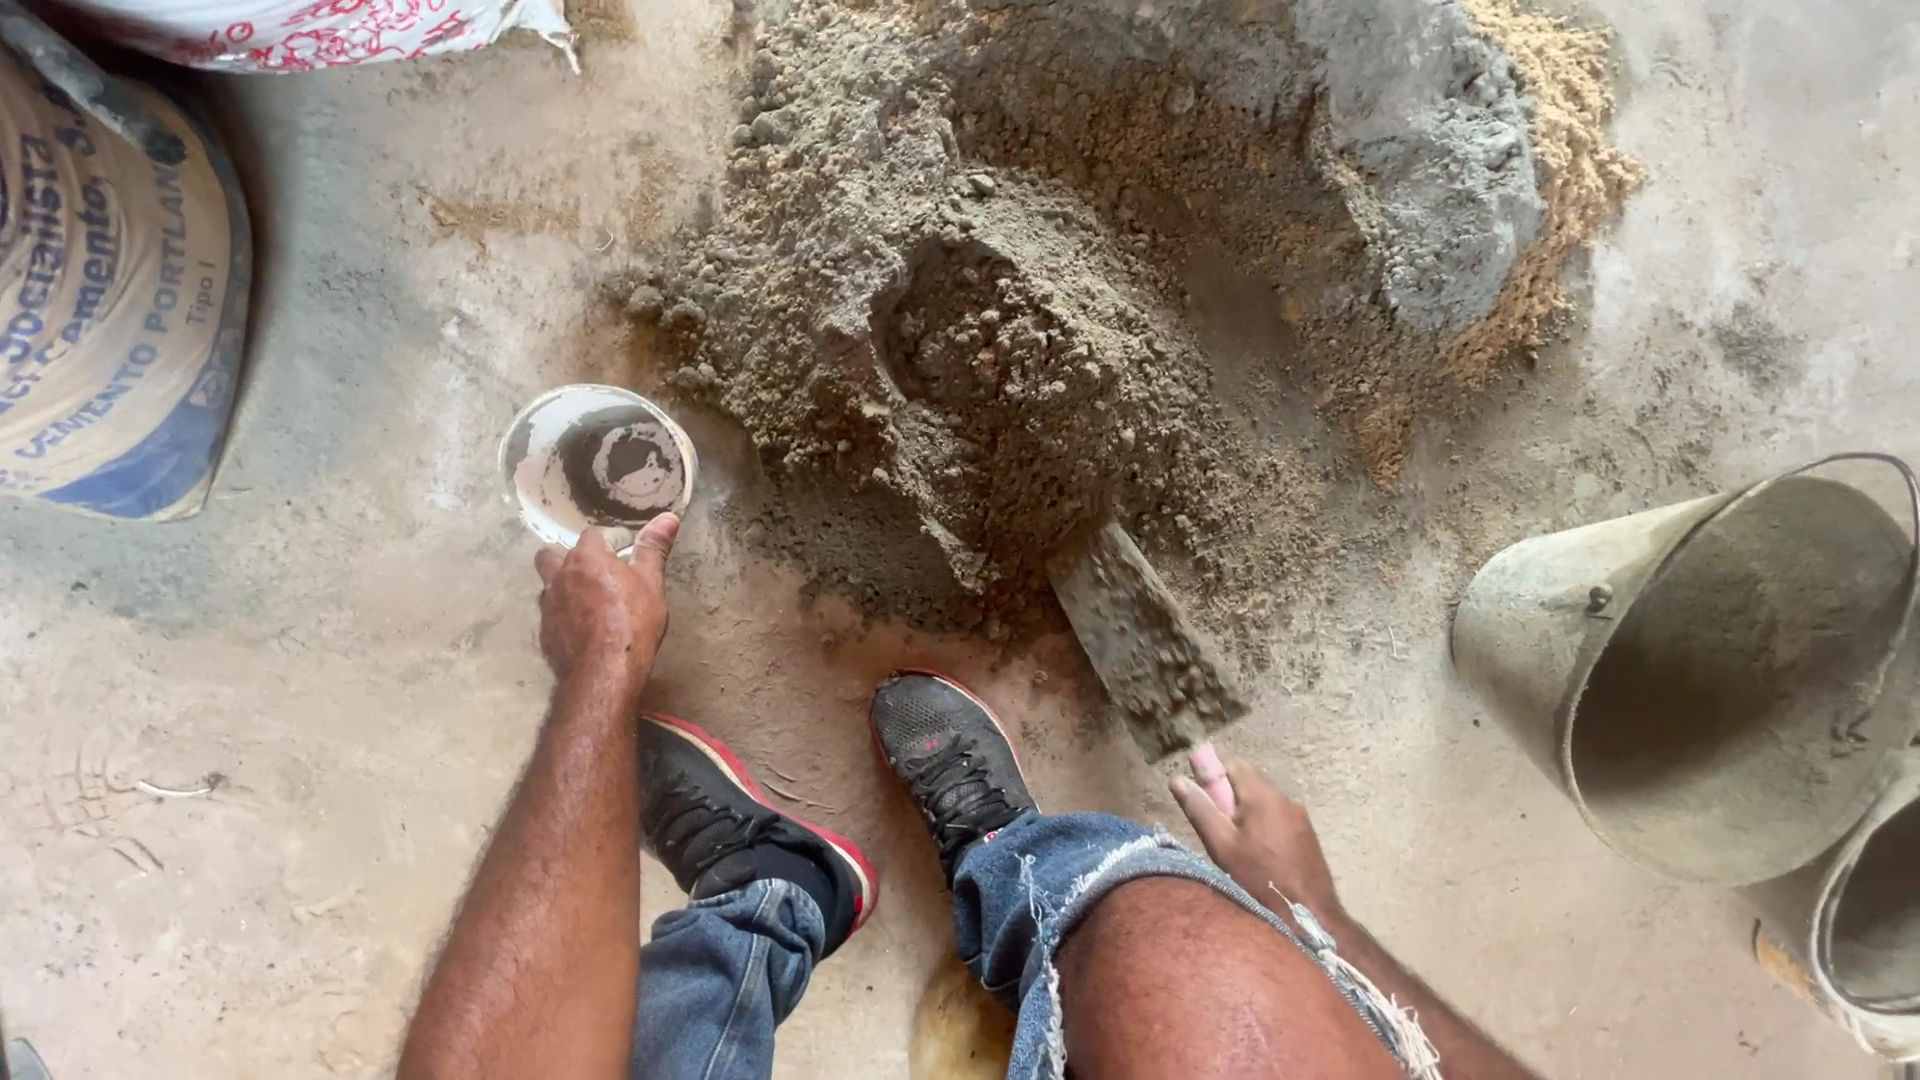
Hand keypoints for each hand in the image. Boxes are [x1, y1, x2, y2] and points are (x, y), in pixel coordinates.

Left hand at [534, 515, 678, 692]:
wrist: (605, 670)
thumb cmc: (633, 621)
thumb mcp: (651, 583)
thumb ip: (655, 549)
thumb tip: (668, 517)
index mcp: (586, 559)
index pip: (591, 535)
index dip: (607, 541)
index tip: (622, 552)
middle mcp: (559, 576)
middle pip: (551, 554)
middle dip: (566, 556)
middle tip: (592, 571)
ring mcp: (547, 606)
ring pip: (547, 585)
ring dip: (562, 585)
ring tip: (586, 599)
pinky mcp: (545, 632)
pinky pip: (550, 614)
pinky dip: (563, 614)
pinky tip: (581, 627)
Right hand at [1172, 763, 1341, 920]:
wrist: (1310, 915)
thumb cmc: (1259, 879)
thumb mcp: (1221, 845)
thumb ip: (1199, 809)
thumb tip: (1177, 779)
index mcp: (1262, 796)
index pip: (1233, 764)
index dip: (1215, 776)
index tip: (1206, 800)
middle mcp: (1284, 798)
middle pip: (1250, 781)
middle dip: (1231, 796)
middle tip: (1221, 827)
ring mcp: (1300, 816)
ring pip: (1265, 800)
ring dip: (1249, 811)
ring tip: (1240, 844)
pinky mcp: (1308, 833)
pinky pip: (1279, 815)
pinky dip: (1265, 824)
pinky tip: (1262, 853)